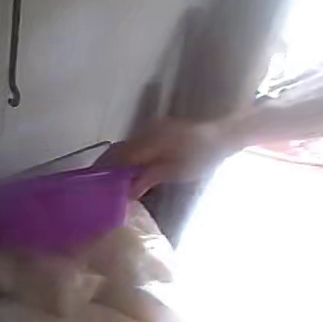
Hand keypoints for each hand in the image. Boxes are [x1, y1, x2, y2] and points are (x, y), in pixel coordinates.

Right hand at [100, 118, 237, 196]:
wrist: (225, 136)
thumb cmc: (203, 156)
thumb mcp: (176, 172)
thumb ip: (148, 179)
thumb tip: (126, 193)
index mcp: (151, 141)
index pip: (121, 158)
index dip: (108, 171)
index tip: (97, 185)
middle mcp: (147, 131)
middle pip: (120, 151)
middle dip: (109, 166)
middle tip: (99, 185)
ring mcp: (152, 128)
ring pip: (127, 146)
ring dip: (118, 161)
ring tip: (112, 179)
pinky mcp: (157, 129)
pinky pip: (136, 143)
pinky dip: (129, 155)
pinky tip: (129, 168)